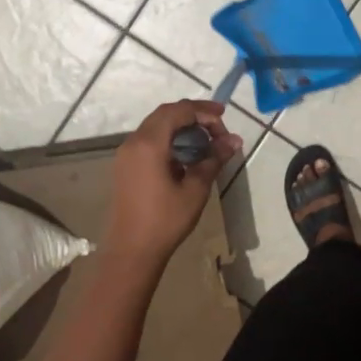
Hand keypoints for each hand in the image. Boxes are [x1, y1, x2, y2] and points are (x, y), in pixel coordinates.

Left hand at [103, 101, 242, 264]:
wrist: (133, 249)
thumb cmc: (166, 219)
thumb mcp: (196, 188)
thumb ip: (213, 159)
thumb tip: (234, 140)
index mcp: (149, 144)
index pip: (178, 111)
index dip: (203, 111)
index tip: (224, 119)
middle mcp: (134, 142)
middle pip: (165, 114)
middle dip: (193, 115)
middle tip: (218, 125)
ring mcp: (126, 154)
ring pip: (156, 126)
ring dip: (181, 126)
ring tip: (206, 140)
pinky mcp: (126, 166)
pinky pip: (149, 140)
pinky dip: (169, 138)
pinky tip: (186, 154)